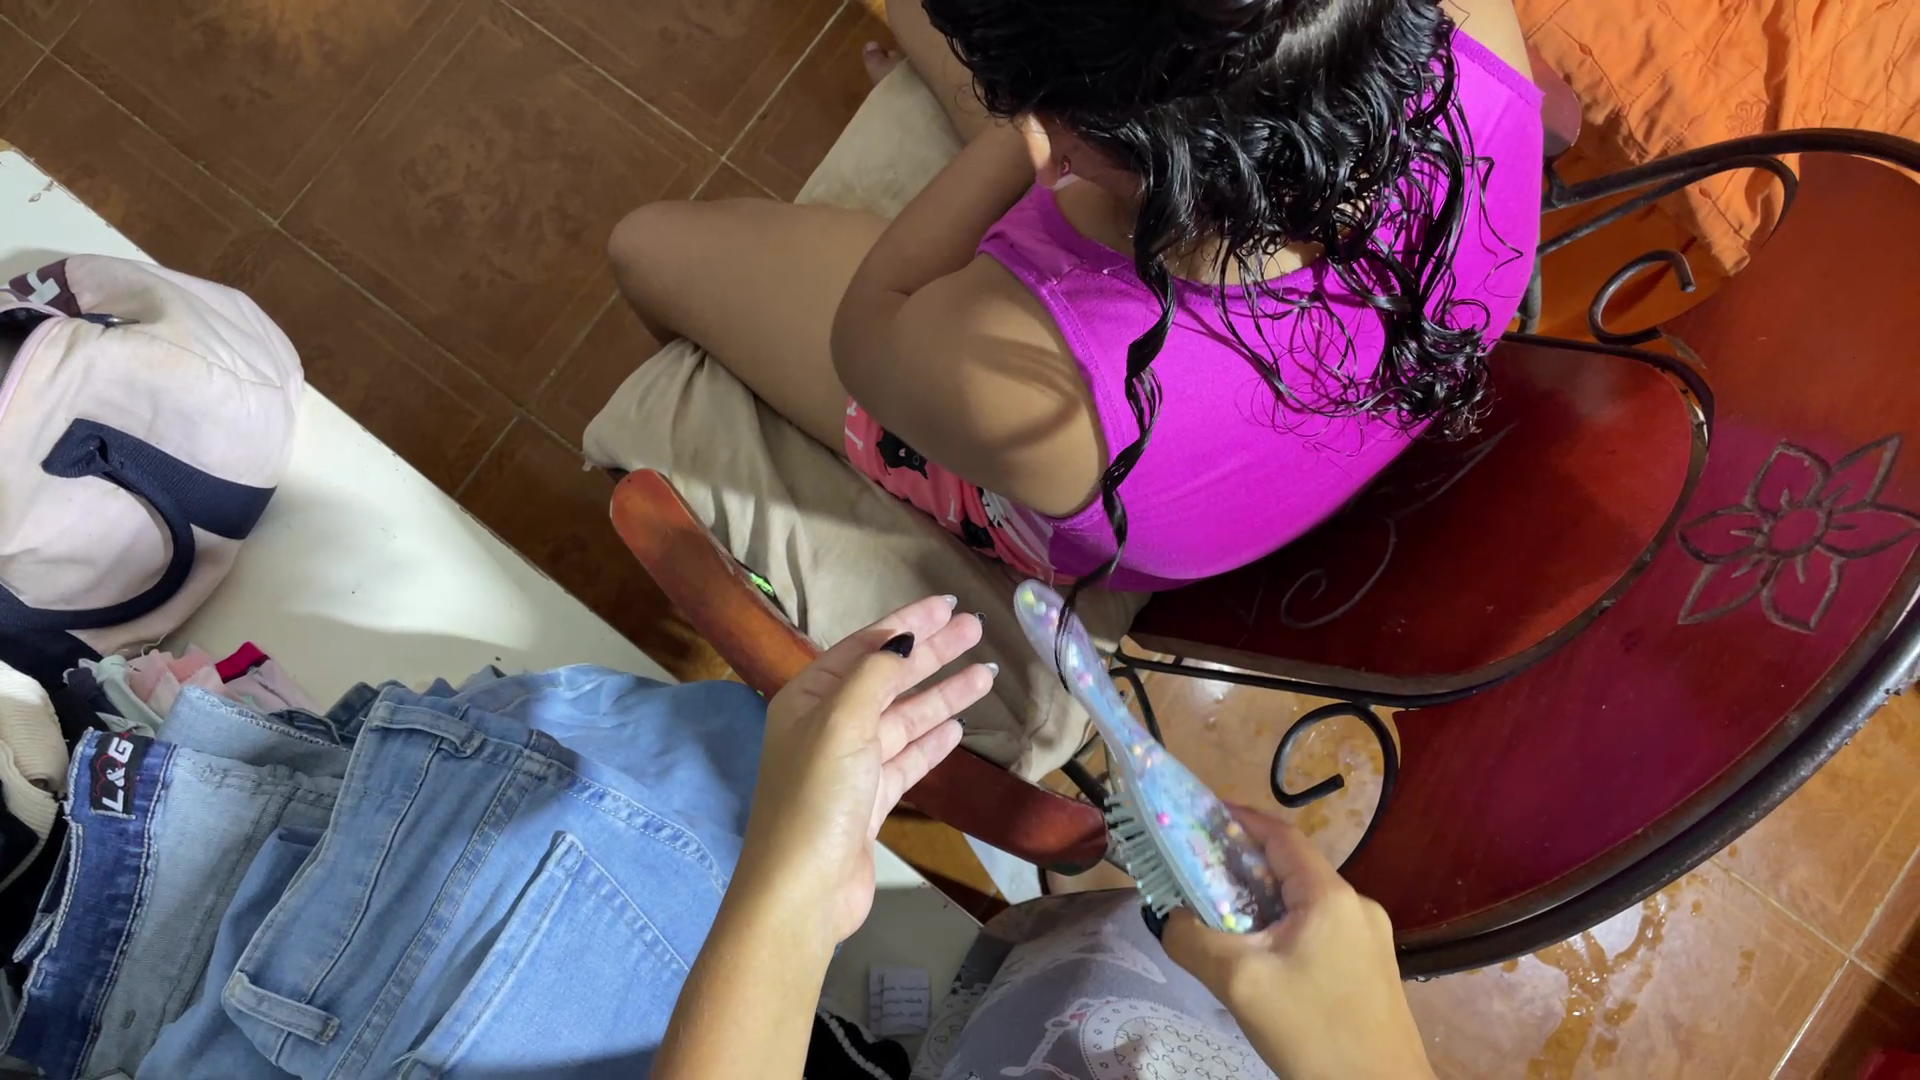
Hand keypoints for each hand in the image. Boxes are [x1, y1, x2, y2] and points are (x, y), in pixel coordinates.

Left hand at [734, 596, 992, 945]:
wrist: (804, 891)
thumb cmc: (817, 796)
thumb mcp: (842, 721)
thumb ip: (875, 674)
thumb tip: (903, 639)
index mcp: (810, 698)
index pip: (867, 646)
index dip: (908, 622)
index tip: (946, 604)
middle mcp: (829, 724)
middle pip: (889, 678)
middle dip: (932, 653)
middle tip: (975, 629)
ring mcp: (852, 764)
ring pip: (905, 717)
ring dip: (942, 696)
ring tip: (985, 675)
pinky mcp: (870, 799)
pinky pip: (907, 757)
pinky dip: (931, 741)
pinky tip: (957, 727)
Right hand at [1161, 809, 1435, 1079]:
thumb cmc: (1315, 1033)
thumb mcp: (1239, 983)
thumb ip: (1192, 938)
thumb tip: (1168, 918)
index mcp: (1330, 896)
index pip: (1279, 835)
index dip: (1239, 819)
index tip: (1198, 817)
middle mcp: (1355, 905)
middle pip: (1289, 866)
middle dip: (1240, 862)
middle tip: (1197, 868)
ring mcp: (1367, 938)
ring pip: (1301, 900)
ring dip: (1259, 897)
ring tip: (1218, 911)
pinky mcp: (1369, 968)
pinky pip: (1316, 927)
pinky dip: (1280, 924)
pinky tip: (1257, 951)